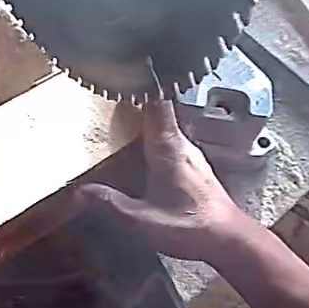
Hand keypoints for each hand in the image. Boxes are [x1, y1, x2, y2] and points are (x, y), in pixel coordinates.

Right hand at [77, 99, 263, 265]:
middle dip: (137, 100)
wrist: (228, 240)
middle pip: (159, 110)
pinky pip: (171, 142)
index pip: (157, 103)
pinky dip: (155, 137)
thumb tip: (80, 192)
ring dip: (146, 119)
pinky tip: (142, 151)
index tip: (127, 68)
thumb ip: (111, 204)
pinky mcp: (195, 168)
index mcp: (168, 148)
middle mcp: (182, 145)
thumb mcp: (142, 220)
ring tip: (121, 116)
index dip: (143, 82)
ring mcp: (191, 155)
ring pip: (166, 126)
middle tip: (114, 91)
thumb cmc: (191, 227)